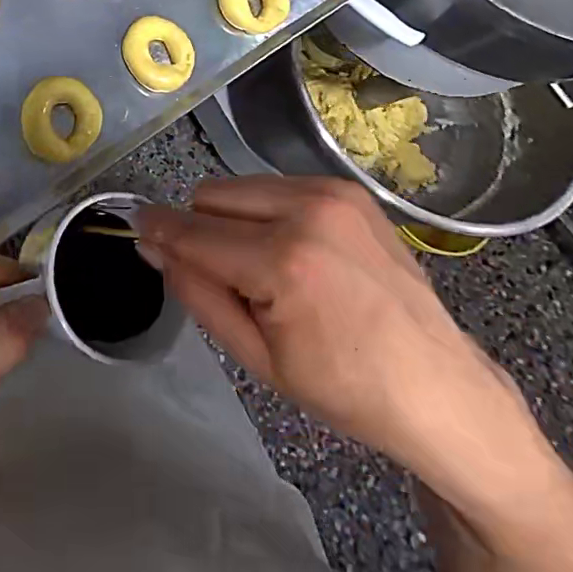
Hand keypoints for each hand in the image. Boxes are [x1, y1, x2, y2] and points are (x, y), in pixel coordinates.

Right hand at [147, 177, 572, 571]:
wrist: (437, 386)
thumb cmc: (343, 385)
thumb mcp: (256, 356)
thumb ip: (197, 294)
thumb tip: (154, 249)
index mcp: (283, 262)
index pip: (193, 232)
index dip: (157, 231)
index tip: (134, 229)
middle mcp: (307, 211)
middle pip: (210, 197)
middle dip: (201, 231)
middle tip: (227, 278)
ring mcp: (333, 194)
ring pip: (240, 186)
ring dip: (233, 219)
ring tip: (264, 266)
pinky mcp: (349, 190)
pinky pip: (276, 185)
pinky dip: (266, 212)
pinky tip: (294, 250)